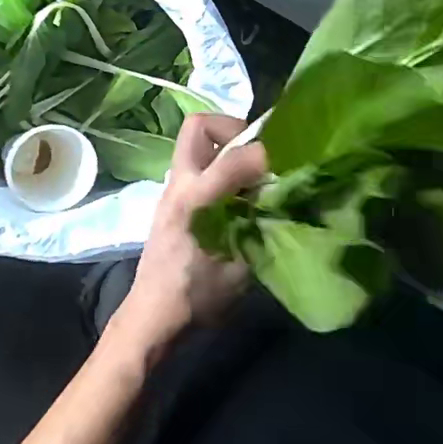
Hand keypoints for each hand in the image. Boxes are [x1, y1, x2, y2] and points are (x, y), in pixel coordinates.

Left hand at [110, 114, 267, 349]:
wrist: (153, 316)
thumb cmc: (196, 297)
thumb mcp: (241, 269)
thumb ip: (264, 229)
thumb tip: (289, 203)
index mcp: (196, 201)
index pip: (235, 156)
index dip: (267, 155)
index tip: (288, 168)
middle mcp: (180, 185)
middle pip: (199, 126)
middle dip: (234, 130)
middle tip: (259, 156)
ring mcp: (173, 190)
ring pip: (197, 143)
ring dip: (228, 148)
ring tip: (253, 177)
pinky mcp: (174, 200)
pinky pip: (198, 164)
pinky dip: (222, 167)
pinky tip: (240, 197)